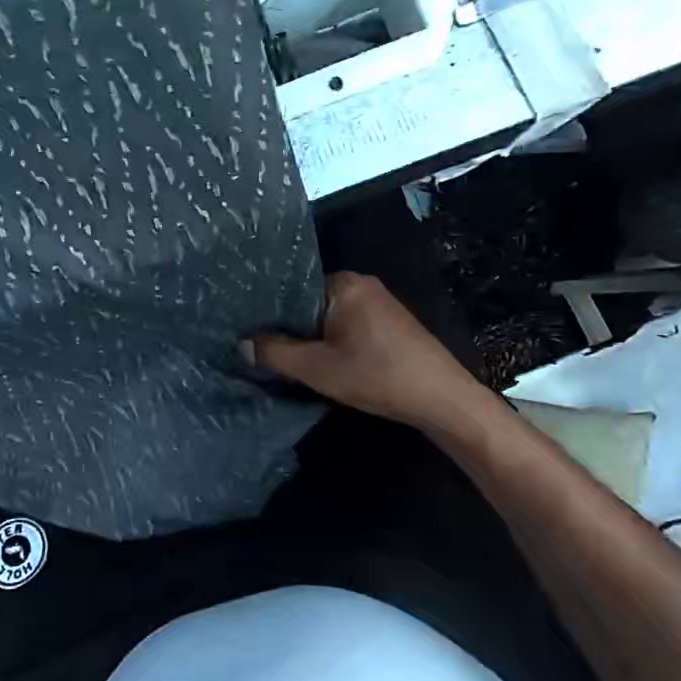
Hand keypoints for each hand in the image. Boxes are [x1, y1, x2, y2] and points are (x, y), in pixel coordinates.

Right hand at [245, 272, 494, 431]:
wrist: (440, 397)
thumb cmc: (377, 375)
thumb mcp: (317, 368)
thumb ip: (275, 352)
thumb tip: (241, 343)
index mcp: (344, 282)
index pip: (292, 289)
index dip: (268, 314)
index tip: (246, 333)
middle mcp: (362, 284)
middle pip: (310, 303)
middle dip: (290, 328)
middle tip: (260, 351)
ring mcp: (379, 303)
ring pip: (329, 318)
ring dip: (312, 339)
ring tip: (285, 359)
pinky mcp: (390, 323)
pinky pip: (348, 326)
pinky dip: (333, 343)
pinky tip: (322, 362)